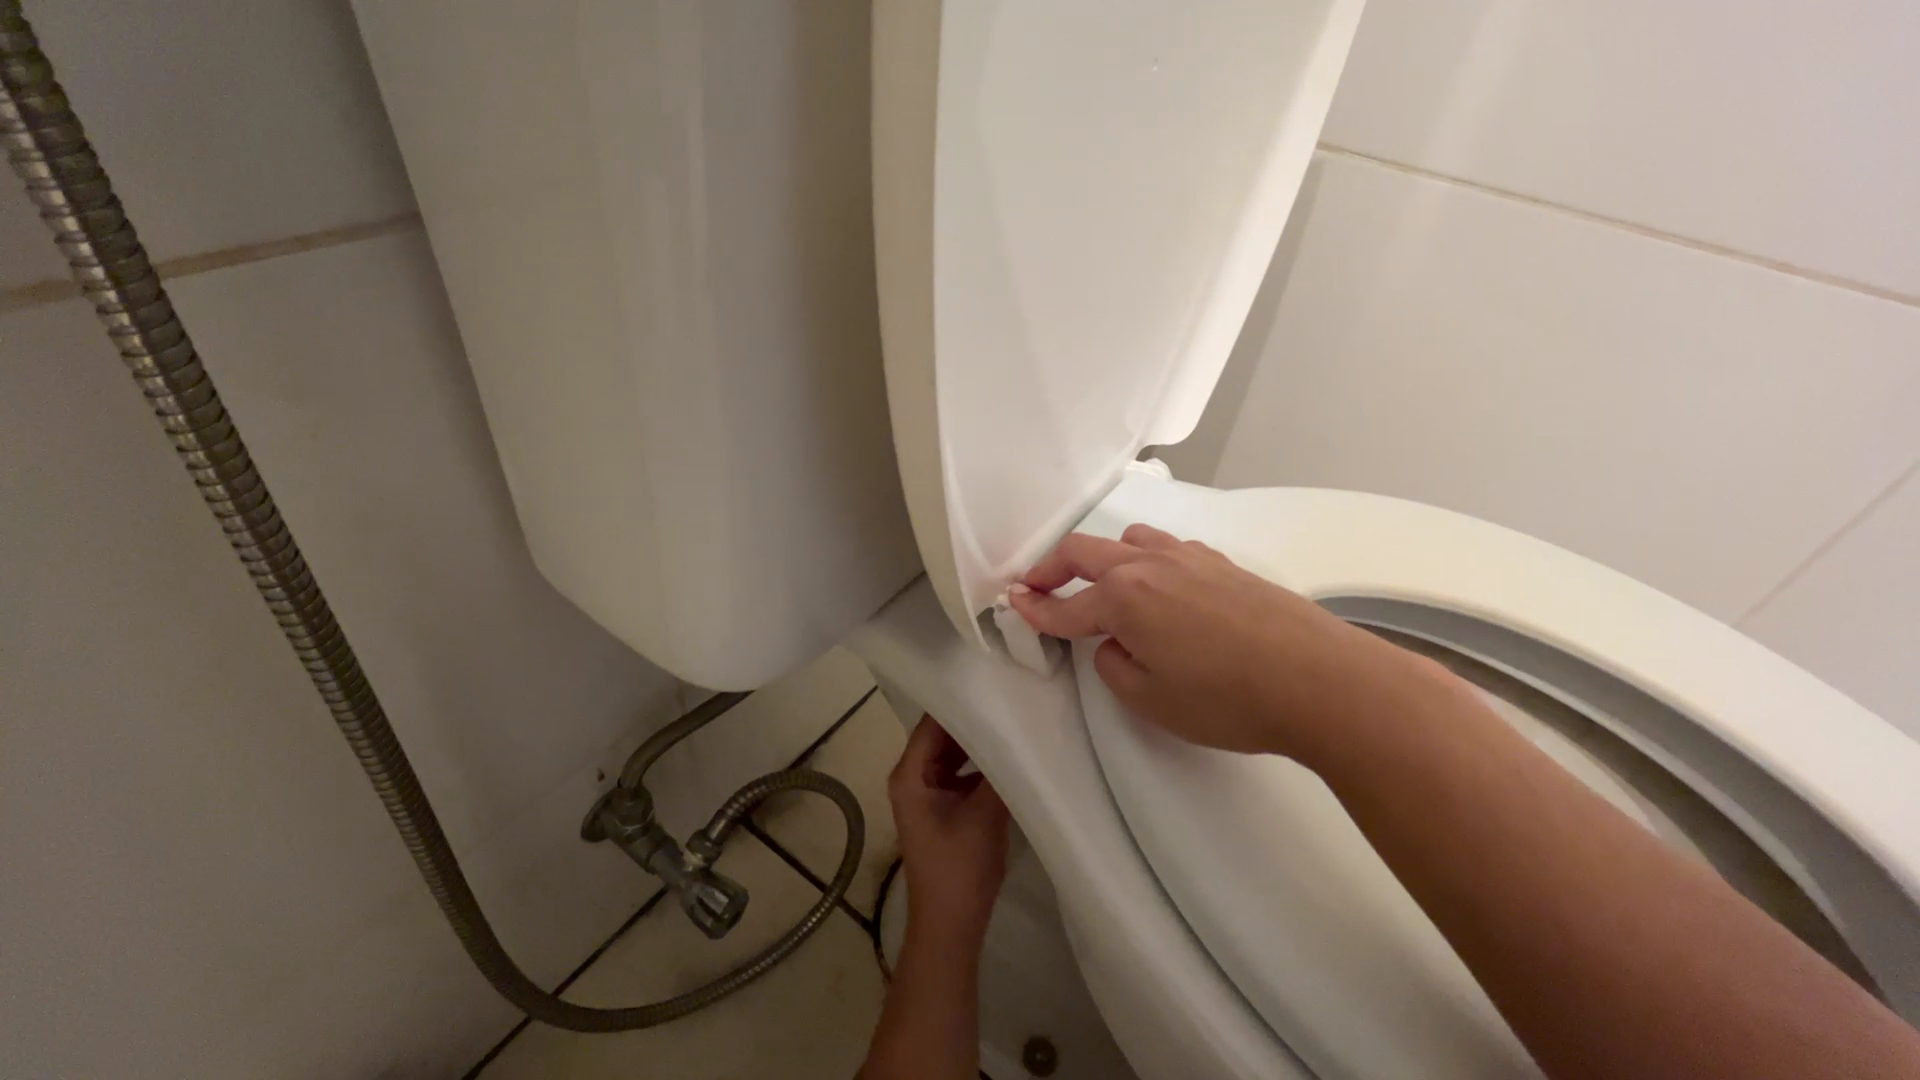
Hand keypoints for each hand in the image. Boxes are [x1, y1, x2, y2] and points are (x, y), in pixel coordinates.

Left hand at [888, 715, 1010, 947]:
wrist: (951, 926)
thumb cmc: (960, 867)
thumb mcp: (985, 814)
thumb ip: (1000, 771)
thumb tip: (1023, 731)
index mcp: (910, 774)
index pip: (933, 722)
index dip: (961, 701)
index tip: (993, 681)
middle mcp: (912, 777)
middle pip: (942, 736)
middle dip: (974, 721)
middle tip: (1011, 697)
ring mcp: (927, 794)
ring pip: (954, 755)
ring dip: (980, 744)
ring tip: (1015, 720)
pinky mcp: (943, 809)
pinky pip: (961, 774)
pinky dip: (981, 766)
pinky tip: (1011, 758)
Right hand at [1008, 523, 1443, 762]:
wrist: (1320, 680)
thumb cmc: (1229, 699)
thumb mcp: (1151, 700)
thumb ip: (1116, 667)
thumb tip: (1117, 645)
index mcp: (1124, 599)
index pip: (1066, 607)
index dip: (1035, 611)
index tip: (1014, 606)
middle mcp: (1151, 566)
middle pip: (1085, 552)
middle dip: (1052, 567)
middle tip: (1035, 585)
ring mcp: (1190, 559)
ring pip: (1128, 540)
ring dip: (1101, 557)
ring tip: (1099, 582)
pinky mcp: (1224, 564)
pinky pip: (1167, 548)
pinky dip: (1145, 559)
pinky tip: (1160, 585)